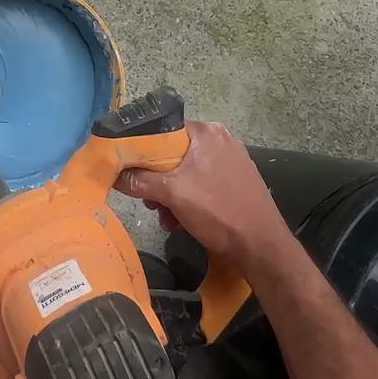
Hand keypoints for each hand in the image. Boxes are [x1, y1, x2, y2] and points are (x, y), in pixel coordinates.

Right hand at [115, 120, 295, 266]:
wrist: (262, 247)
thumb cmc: (217, 212)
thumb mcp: (172, 195)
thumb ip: (140, 181)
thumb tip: (115, 175)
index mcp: (205, 132)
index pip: (163, 131)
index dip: (143, 151)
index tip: (131, 172)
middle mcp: (220, 139)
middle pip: (174, 153)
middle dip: (159, 180)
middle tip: (152, 204)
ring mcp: (232, 160)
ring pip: (188, 171)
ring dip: (173, 195)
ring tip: (169, 220)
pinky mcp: (239, 180)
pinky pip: (204, 182)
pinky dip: (191, 198)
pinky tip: (185, 221)